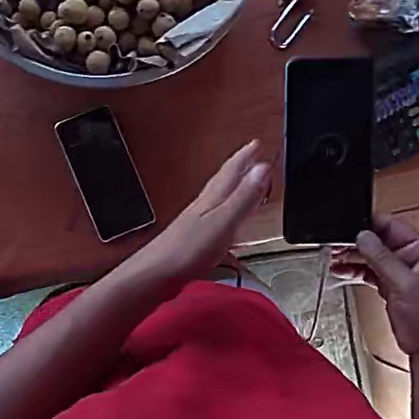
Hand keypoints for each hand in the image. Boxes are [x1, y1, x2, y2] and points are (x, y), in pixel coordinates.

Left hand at [117, 140, 270, 289]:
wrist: (156, 274)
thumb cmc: (187, 249)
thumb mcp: (223, 221)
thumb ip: (244, 196)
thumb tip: (262, 168)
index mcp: (212, 199)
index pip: (231, 171)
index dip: (245, 157)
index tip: (256, 143)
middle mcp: (202, 206)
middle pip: (222, 181)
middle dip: (238, 168)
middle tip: (251, 157)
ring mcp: (195, 222)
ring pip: (217, 198)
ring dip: (232, 188)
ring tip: (242, 184)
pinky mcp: (192, 239)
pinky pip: (214, 217)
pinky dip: (224, 212)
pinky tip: (224, 221)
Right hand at [333, 213, 418, 363]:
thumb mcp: (407, 285)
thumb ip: (383, 258)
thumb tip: (364, 236)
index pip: (393, 227)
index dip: (370, 225)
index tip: (348, 226)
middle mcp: (414, 259)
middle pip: (380, 241)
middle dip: (357, 243)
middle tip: (335, 246)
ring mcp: (403, 275)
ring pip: (373, 257)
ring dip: (354, 257)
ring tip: (333, 258)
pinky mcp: (393, 289)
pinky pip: (371, 273)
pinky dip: (357, 271)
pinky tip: (342, 270)